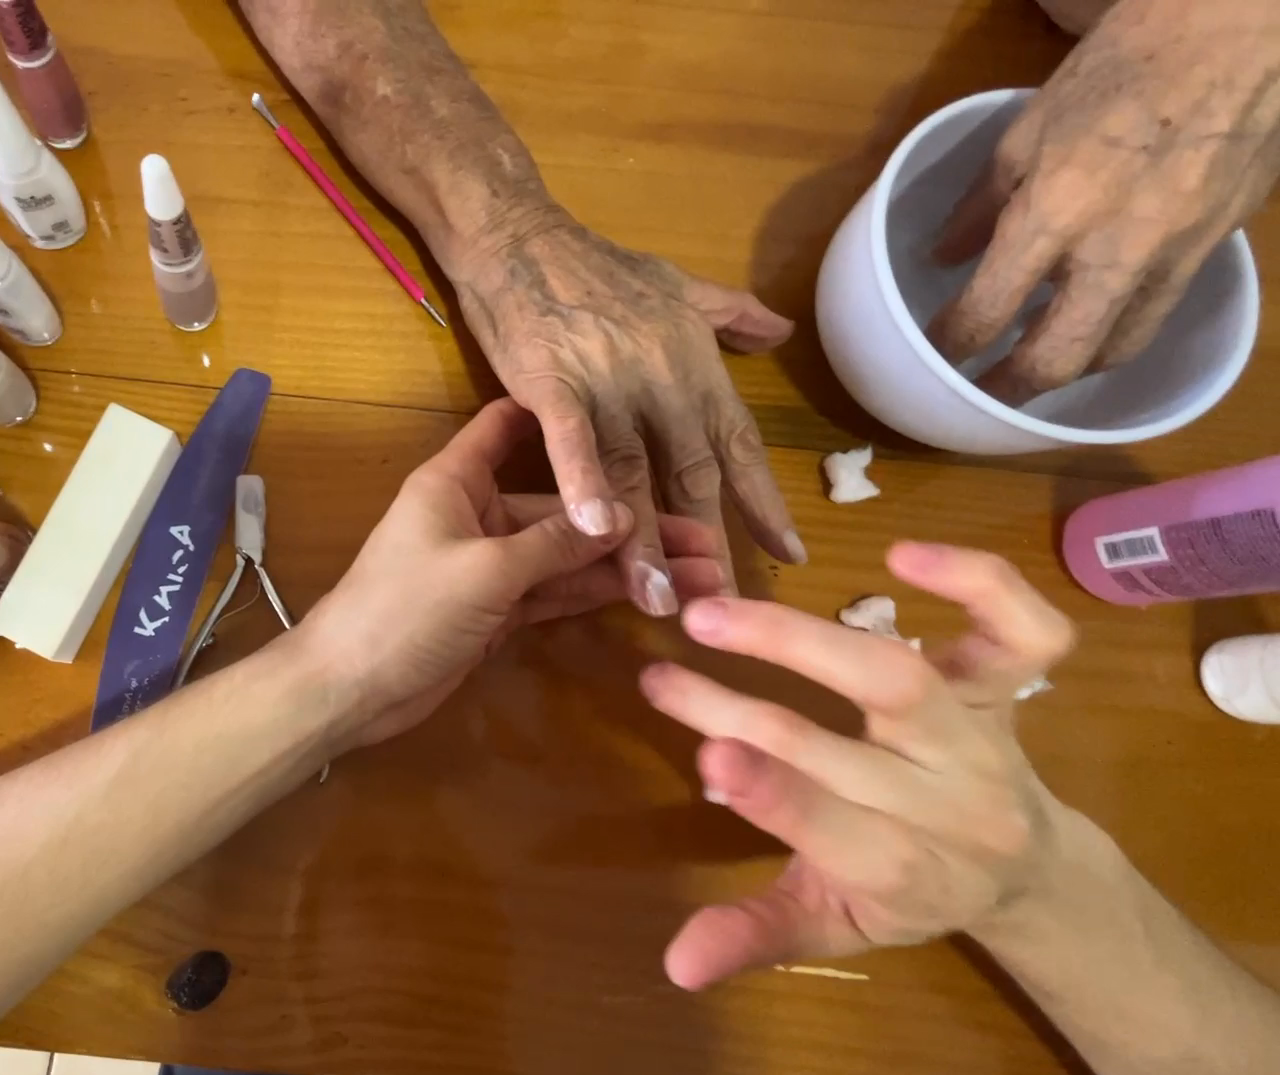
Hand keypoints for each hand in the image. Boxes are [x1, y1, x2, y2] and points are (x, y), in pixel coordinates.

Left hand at [300, 399, 721, 749]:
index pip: (507, 426)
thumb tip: (623, 515)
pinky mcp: (496, 608)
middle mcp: (475, 513)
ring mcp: (488, 564)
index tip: (624, 408)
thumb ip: (552, 544)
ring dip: (621, 561)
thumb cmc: (405, 609)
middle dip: (624, 518)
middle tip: (703, 532)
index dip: (558, 414)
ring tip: (700, 568)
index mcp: (456, 480)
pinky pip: (552, 591)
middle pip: (557, 503)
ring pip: (563, 554)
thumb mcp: (483, 570)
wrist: (352, 687)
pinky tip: (649, 592)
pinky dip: (593, 593)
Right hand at [454, 217, 805, 616]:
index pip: (738, 443)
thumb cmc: (592, 266)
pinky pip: (572, 441)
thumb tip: (777, 331)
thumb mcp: (675, 283)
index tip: (790, 553)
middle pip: (692, 472)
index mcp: (692, 361)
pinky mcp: (551, 382)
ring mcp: (606, 381)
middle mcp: (661, 378)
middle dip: (710, 541)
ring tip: (657, 600)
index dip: (763, 500)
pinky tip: (595, 530)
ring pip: (634, 471)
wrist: (518, 237)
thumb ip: (728, 314)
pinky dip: (584, 483)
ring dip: (647, 540)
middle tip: (726, 604)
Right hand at [638, 542, 1080, 989]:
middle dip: (744, 705)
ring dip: (801, 637)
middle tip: (661, 671)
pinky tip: (900, 556)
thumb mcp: (829, 923)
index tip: (707, 755)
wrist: (1025, 867)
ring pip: (903, 679)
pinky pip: (1021, 634)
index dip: (777, 796)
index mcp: (908, 870)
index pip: (838, 833)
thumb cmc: (906, 889)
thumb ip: (755, 935)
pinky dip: (981, 585)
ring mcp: (982, 736)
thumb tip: (673, 966)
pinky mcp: (1005, 688)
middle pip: (845, 746)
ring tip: (713, 610)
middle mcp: (954, 801)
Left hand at [929, 0, 1279, 402]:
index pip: (983, 315)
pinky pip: (1161, 308)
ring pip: (1120, 344)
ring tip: (1030, 373)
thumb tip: (940, 258)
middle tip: (978, 397)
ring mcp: (1179, 248)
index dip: (948, 347)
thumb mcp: (1021, 138)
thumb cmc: (1122, 69)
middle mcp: (1117, 248)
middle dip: (1010, 388)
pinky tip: (1089, 327)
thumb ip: (976, 210)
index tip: (929, 354)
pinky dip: (1117, 332)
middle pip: (1060, 356)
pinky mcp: (1222, 238)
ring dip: (1069, 369)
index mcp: (1053, 217)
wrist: (1254, 20)